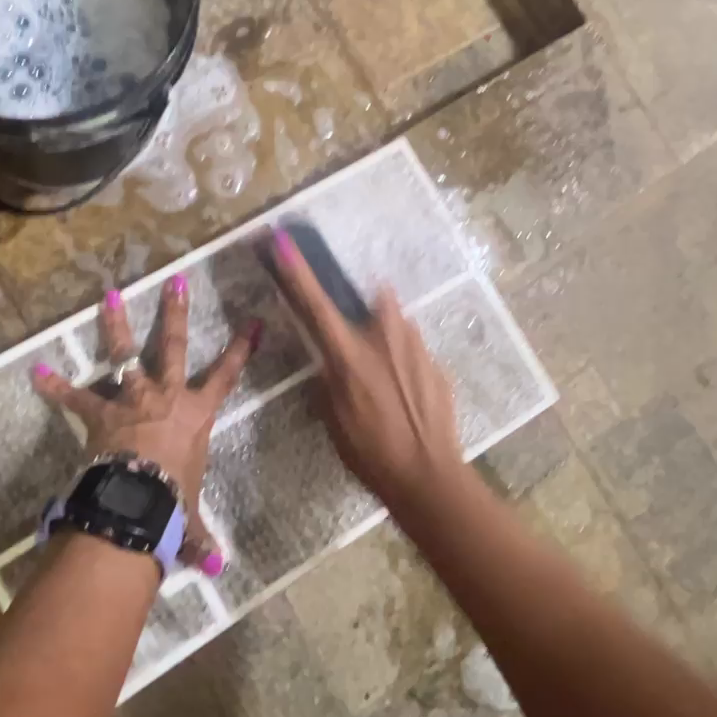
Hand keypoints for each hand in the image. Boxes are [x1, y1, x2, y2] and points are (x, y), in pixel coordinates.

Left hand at [32, 277, 256, 572]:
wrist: (138, 500)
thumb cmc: (172, 501)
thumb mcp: (189, 518)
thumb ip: (198, 537)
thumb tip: (215, 568)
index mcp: (196, 415)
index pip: (225, 377)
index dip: (241, 350)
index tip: (254, 322)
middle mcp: (166, 396)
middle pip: (173, 347)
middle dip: (174, 313)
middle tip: (175, 281)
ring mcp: (132, 399)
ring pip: (125, 355)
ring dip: (115, 325)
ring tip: (109, 294)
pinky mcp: (101, 413)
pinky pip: (76, 398)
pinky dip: (56, 387)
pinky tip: (37, 372)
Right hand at [266, 229, 465, 511]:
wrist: (428, 476)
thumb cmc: (370, 452)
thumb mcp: (334, 418)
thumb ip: (330, 378)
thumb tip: (331, 359)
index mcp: (349, 354)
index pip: (314, 303)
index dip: (295, 271)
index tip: (281, 240)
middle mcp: (383, 338)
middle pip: (366, 306)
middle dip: (362, 320)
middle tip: (362, 358)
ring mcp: (415, 346)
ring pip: (393, 327)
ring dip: (385, 343)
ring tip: (387, 386)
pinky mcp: (436, 362)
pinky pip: (411, 350)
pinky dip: (403, 365)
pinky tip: (406, 399)